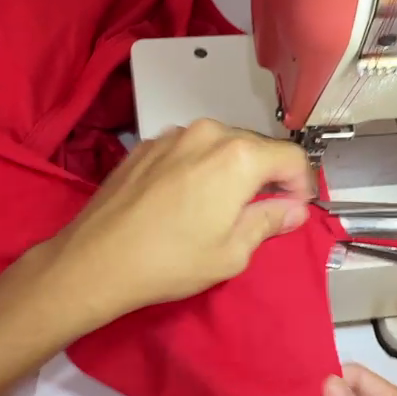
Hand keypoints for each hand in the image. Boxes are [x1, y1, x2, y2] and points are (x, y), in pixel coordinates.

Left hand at [45, 119, 313, 320]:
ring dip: (231, 171)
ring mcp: (172, 135)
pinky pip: (188, 150)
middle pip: (256, 146)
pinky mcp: (146, 146)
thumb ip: (269, 222)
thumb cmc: (169, 262)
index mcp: (238, 157)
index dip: (300, 185)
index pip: (291, 157)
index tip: (293, 209)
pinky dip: (198, 168)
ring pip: (221, 145)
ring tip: (218, 209)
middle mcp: (207, 133)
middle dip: (266, 176)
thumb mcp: (232, 253)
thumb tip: (292, 210)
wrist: (96, 260)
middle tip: (259, 213)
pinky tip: (184, 201)